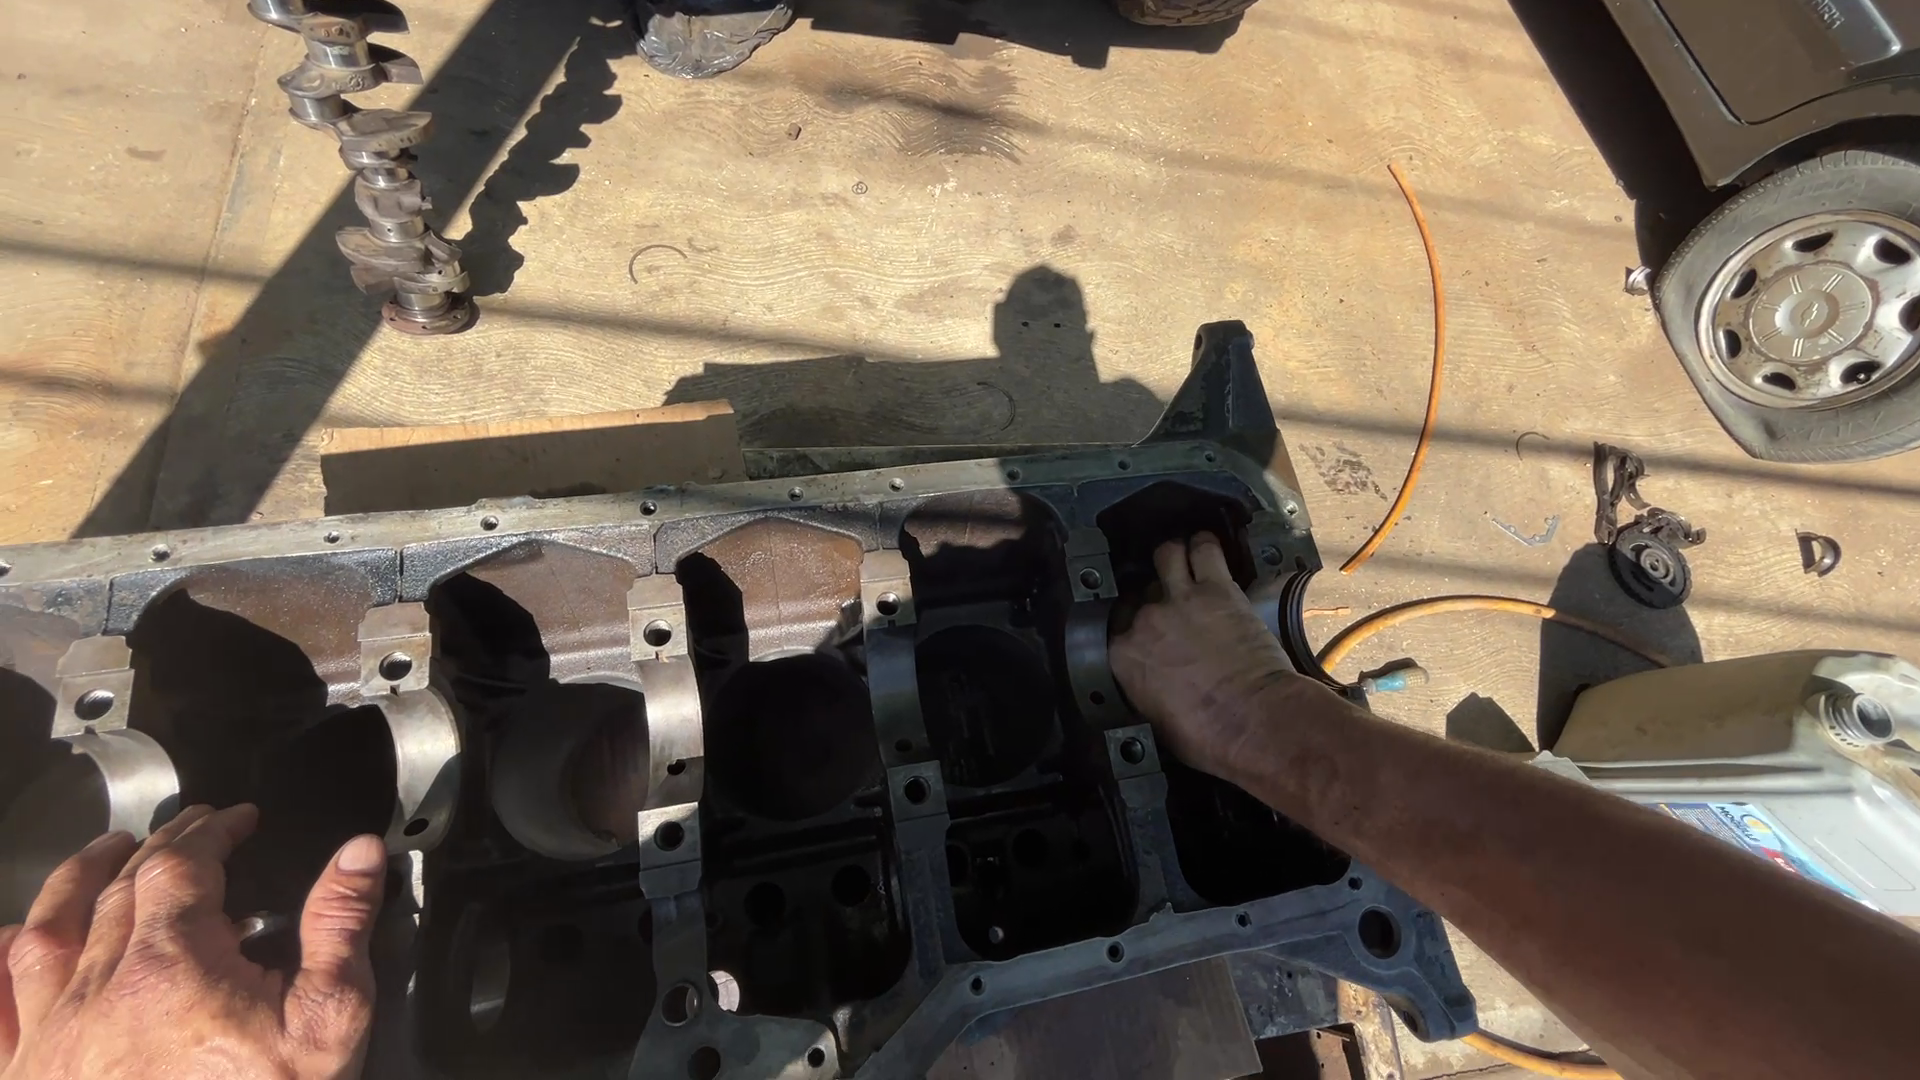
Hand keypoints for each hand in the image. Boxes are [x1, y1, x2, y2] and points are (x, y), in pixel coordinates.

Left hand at [0, 804, 386, 1079]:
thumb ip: (342, 924)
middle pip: (120, 890)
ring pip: (47, 934)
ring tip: (102, 852)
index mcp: (175, 968)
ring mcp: (47, 1038)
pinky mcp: (22, 1077)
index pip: (181, 867)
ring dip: (77, 881)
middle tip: (198, 823)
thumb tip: (360, 849)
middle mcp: (97, 993)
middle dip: (162, 843)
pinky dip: (0, 964)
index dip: (213, 829)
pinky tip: (7, 944)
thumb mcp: (330, 1013)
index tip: (242, 817)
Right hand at [1109, 534, 1295, 778]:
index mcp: (1122, 655)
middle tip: (1170, 602)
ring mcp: (1179, 599)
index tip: (1143, 629)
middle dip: (1154, 595)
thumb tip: (1152, 685)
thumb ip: (1144, 688)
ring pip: (1166, 555)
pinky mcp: (1217, 589)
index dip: (1131, 624)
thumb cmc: (1206, 734)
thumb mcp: (1155, 719)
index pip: (1116, 627)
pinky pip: (1205, 552)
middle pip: (1142, 592)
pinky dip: (1205, 546)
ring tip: (1182, 557)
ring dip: (1174, 555)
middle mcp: (1144, 620)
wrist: (1252, 722)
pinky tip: (1206, 546)